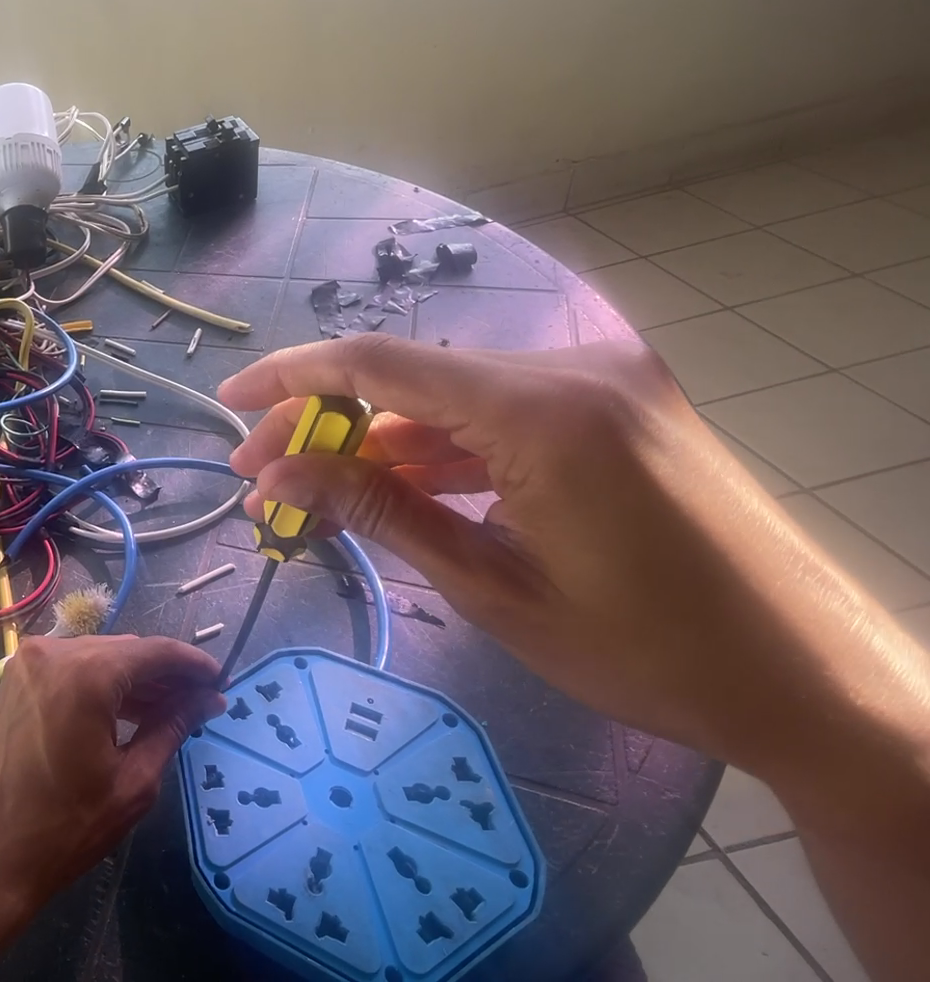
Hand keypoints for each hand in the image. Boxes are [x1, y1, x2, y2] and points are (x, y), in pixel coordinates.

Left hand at [0, 635, 223, 980]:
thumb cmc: (65, 827)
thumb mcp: (133, 782)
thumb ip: (170, 728)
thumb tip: (206, 701)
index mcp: (84, 672)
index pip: (154, 652)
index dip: (193, 663)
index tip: (220, 680)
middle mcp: (51, 653)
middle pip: (124, 650)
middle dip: (163, 673)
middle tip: (199, 701)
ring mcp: (26, 665)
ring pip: (95, 657)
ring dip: (132, 679)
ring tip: (169, 710)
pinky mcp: (14, 682)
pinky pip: (68, 670)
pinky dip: (99, 685)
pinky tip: (126, 711)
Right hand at [222, 334, 929, 980]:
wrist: (818, 683)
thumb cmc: (648, 654)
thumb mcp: (489, 587)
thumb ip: (377, 511)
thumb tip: (276, 473)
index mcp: (542, 411)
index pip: (378, 364)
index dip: (290, 378)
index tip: (228, 404)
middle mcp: (571, 371)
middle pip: (406, 380)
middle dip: (322, 424)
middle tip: (260, 477)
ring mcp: (598, 385)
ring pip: (445, 400)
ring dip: (373, 443)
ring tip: (311, 493)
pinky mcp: (610, 409)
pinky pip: (492, 418)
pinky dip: (432, 453)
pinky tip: (388, 490)